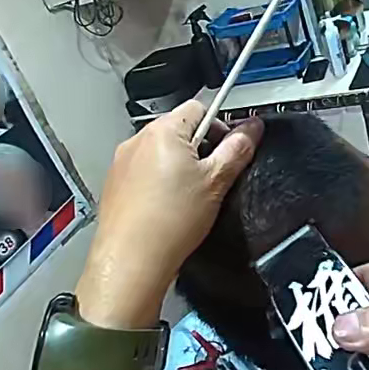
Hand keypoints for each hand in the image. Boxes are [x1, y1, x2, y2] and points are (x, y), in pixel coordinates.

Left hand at [78, 102, 259, 323]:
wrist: (131, 261)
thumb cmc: (169, 222)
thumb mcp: (217, 181)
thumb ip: (239, 148)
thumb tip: (252, 127)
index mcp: (164, 131)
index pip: (201, 108)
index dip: (221, 127)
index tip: (230, 151)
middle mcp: (138, 140)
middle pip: (181, 128)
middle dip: (201, 148)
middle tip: (214, 178)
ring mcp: (123, 162)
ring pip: (163, 151)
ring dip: (180, 166)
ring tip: (191, 197)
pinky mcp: (116, 183)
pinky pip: (145, 171)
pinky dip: (161, 182)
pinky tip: (171, 207)